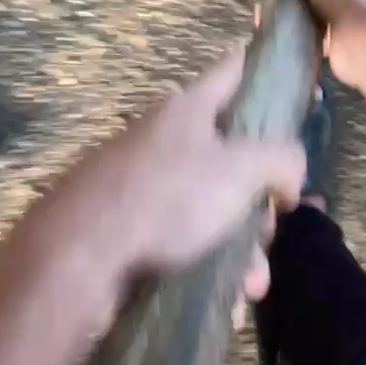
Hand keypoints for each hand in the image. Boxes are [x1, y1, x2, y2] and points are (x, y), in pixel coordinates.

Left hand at [30, 49, 304, 296]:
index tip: (274, 62)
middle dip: (261, 202)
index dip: (257, 63)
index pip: (232, 70)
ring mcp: (143, 185)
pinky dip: (208, 269)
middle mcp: (165, 141)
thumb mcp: (241, 169)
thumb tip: (288, 178)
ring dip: (240, 249)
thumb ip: (282, 160)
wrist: (76, 257)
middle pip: (231, 157)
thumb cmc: (166, 197)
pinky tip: (225, 302)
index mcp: (189, 111)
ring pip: (211, 209)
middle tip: (271, 231)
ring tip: (250, 286)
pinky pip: (183, 242)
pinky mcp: (126, 228)